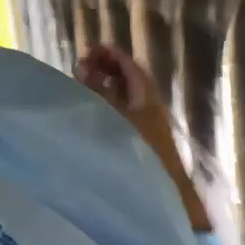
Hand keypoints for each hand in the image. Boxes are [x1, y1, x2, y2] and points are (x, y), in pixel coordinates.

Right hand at [76, 44, 210, 232]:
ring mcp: (150, 125)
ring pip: (128, 96)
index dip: (110, 53)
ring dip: (107, 86)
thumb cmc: (133, 151)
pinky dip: (110, 104)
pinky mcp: (145, 142)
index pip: (130, 65)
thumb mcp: (108, 116)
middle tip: (83, 66)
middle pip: (130, 79)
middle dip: (107, 68)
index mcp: (146, 95)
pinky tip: (95, 113)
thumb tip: (84, 67)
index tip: (89, 48)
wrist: (162, 196)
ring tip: (84, 87)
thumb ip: (95, 90)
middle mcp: (151, 106)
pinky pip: (127, 112)